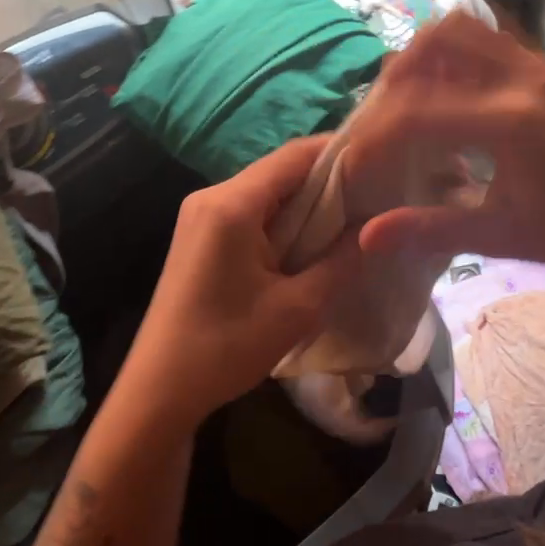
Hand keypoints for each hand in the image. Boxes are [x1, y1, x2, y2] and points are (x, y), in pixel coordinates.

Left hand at [118, 137, 360, 429]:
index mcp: (232, 204)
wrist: (159, 392)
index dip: (343, 153)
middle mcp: (212, 196)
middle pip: (281, 171)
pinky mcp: (200, 237)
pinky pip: (252, 214)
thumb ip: (341, 261)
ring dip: (308, 204)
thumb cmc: (226, 347)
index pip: (296, 155)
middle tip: (378, 196)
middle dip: (330, 180)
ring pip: (268, 193)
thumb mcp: (297, 308)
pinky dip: (285, 221)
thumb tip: (378, 228)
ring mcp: (201, 216)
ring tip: (356, 220)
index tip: (385, 163)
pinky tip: (314, 242)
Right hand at [350, 14, 544, 265]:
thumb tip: (365, 236)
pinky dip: (457, 52)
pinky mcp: (543, 64)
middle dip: (399, 73)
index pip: (419, 110)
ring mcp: (535, 65)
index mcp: (509, 123)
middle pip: (438, 39)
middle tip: (384, 113)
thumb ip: (431, 230)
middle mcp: (521, 79)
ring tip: (412, 98)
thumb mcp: (499, 235)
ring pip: (464, 27)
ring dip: (427, 54)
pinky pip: (488, 35)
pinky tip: (450, 91)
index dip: (378, 133)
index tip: (359, 158)